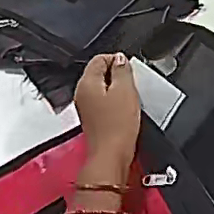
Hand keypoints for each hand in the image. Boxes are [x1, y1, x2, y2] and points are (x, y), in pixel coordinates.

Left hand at [75, 53, 140, 177]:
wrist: (111, 156)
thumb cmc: (116, 127)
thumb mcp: (125, 90)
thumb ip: (122, 70)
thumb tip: (120, 58)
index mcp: (87, 82)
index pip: (99, 58)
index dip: (117, 60)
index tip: (129, 68)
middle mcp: (82, 93)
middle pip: (100, 73)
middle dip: (117, 75)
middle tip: (131, 84)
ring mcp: (86, 106)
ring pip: (102, 88)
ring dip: (117, 89)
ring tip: (129, 98)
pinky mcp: (94, 118)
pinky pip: (104, 102)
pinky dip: (115, 103)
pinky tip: (124, 111)